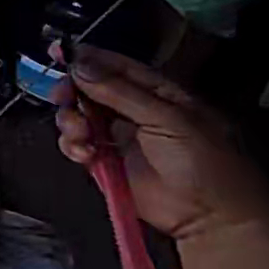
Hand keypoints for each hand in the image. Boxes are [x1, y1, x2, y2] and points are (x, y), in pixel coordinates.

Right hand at [51, 46, 268, 242]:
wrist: (212, 218)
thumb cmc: (202, 162)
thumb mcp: (167, 119)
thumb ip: (119, 92)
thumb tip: (78, 65)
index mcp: (155, 93)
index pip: (116, 66)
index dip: (87, 56)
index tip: (57, 49)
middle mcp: (132, 110)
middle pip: (89, 89)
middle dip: (72, 90)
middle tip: (61, 95)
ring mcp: (116, 136)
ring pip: (78, 115)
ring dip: (71, 120)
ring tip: (81, 133)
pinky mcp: (104, 162)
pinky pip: (76, 144)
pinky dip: (73, 145)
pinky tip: (85, 154)